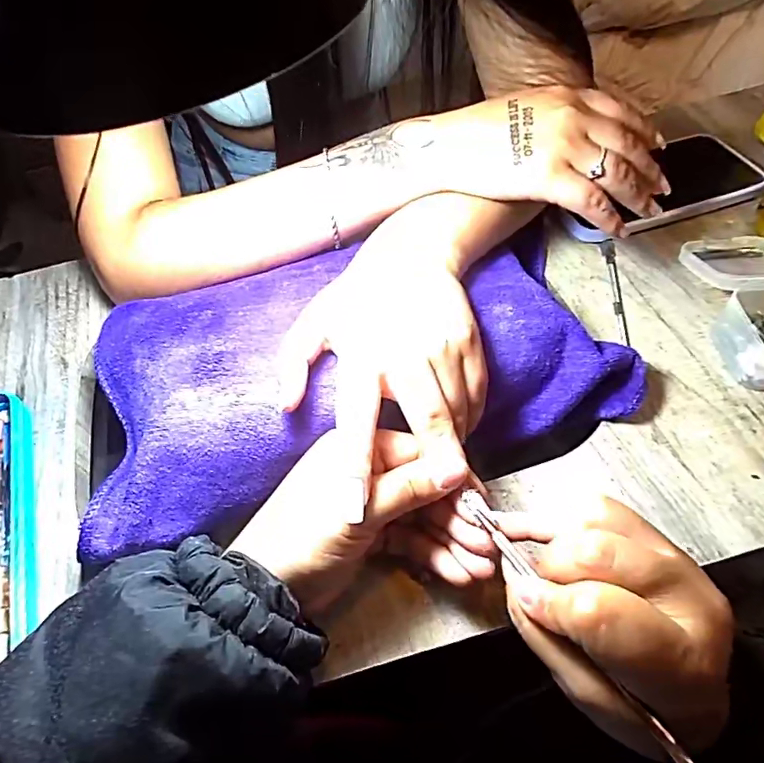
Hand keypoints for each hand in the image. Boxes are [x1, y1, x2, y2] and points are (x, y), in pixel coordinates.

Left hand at [230, 429, 471, 616]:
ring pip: (423, 519)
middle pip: (426, 489)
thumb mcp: (359, 511)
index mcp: (356, 449)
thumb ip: (408, 488)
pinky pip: (412, 540)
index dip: (455, 481)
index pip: (420, 454)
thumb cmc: (303, 536)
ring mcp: (371, 505)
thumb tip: (456, 467)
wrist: (270, 584)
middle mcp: (367, 472)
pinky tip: (458, 573)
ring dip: (453, 543)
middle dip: (458, 520)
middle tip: (488, 547)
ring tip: (481, 569)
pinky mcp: (373, 534)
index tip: (484, 506)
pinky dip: (435, 556)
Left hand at [276, 234, 479, 522]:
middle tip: (445, 493)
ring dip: (456, 442)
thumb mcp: (313, 323)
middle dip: (439, 462)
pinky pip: (477, 393)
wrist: (409, 256)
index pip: (358, 422)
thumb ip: (294, 365)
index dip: (357, 467)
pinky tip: (458, 428)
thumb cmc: (353, 298)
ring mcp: (443, 348)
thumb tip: (287, 406)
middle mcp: (406, 355)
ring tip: (448, 469)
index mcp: (361, 358)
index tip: (356, 506)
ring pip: (458, 410)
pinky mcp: (469, 344)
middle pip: (428, 420)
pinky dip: (471, 417)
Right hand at [414, 85, 667, 235]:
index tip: (657, 147)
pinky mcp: (549, 178)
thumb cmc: (470, 130)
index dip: (647, 133)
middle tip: (664, 187)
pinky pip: (592, 202)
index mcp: (567, 96)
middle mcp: (573, 117)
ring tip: (649, 211)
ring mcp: (563, 147)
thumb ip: (553, 115)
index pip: (623, 113)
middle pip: (628, 145)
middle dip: (652, 169)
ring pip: (619, 174)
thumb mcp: (521, 106)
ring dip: (639, 196)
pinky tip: (617, 229)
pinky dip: (609, 218)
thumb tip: (568, 133)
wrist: (444, 145)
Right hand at [496, 494, 732, 756]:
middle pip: (596, 553)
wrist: (689, 689)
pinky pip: (598, 508)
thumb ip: (547, 640)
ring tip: (552, 572)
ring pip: (594, 522)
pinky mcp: (657, 536)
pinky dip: (564, 523)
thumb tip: (519, 590)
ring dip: (557, 545)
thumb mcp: (590, 695)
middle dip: (550, 569)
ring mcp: (674, 559)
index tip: (527, 601)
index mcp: (680, 659)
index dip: (551, 601)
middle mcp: (687, 598)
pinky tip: (550, 542)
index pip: (602, 610)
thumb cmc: (641, 704)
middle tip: (539, 591)